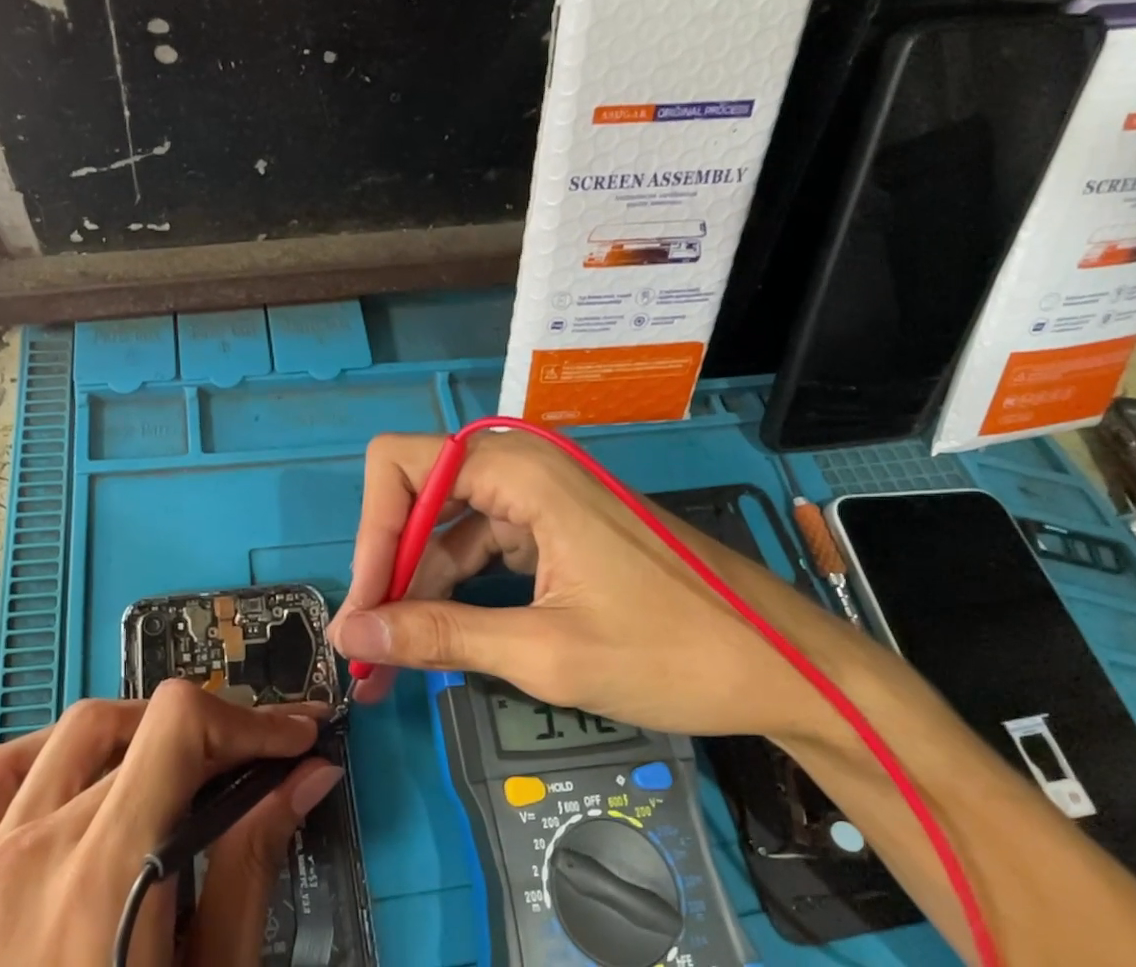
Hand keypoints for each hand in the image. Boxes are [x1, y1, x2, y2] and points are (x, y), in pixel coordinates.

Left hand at [0, 682, 344, 966]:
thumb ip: (253, 863)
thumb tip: (303, 780)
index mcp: (102, 880)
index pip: (175, 729)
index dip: (246, 721)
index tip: (289, 739)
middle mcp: (35, 855)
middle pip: (137, 725)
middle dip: (216, 733)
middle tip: (260, 760)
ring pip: (74, 731)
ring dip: (143, 730)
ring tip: (187, 766)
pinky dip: (55, 753)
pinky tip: (94, 778)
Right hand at [328, 431, 863, 740]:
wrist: (786, 668)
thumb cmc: (673, 653)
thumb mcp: (545, 652)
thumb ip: (439, 636)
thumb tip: (349, 637)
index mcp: (523, 474)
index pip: (403, 467)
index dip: (371, 534)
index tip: (365, 609)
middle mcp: (528, 471)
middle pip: (420, 498)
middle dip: (388, 571)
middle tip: (369, 651)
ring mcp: (547, 502)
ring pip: (450, 530)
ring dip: (418, 591)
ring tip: (395, 665)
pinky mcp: (562, 532)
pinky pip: (486, 549)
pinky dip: (458, 593)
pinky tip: (443, 641)